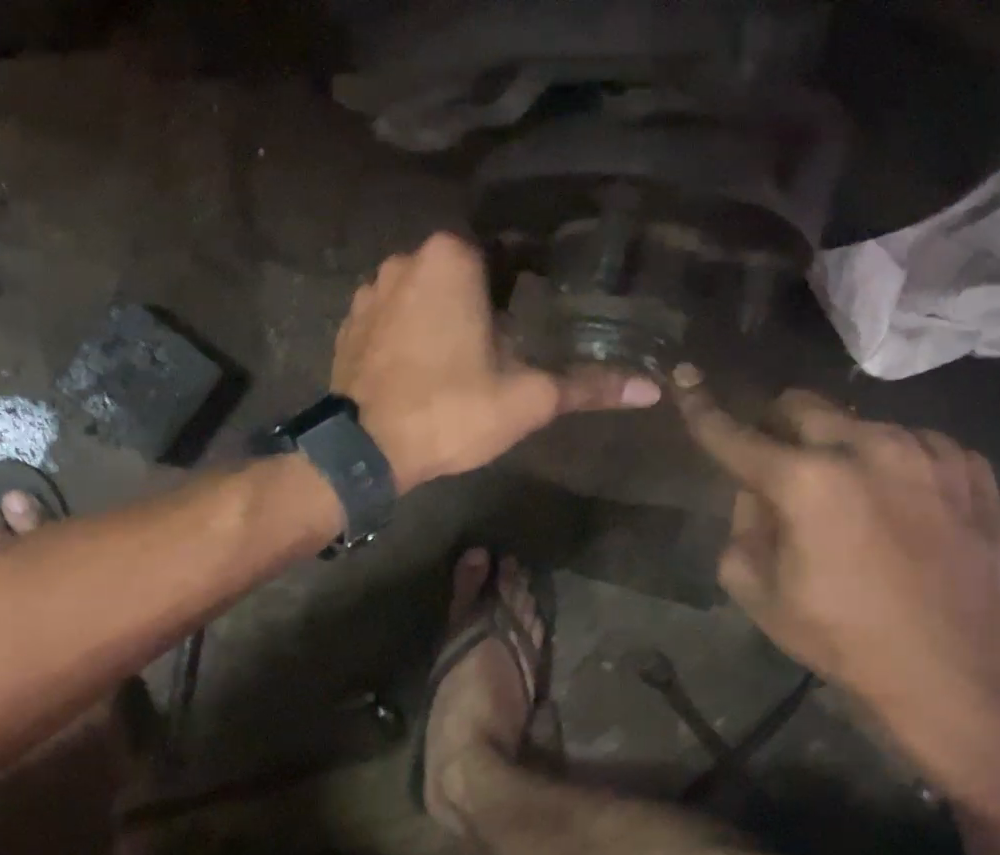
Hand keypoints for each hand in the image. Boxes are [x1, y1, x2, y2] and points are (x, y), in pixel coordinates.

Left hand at [332, 234, 660, 491]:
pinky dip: (407, 335)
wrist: (365, 452)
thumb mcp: (527, 399)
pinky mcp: (348, 323)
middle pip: (462, 273)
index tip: (535, 321)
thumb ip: (587, 385)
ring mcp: (369, 290)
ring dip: (441, 318)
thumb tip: (651, 389)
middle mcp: (405, 258)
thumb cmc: (450, 412)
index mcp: (452, 257)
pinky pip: (390, 318)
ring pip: (423, 294)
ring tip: (460, 362)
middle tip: (502, 348)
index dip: (524, 289)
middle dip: (481, 303)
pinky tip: (420, 369)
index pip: (506, 256)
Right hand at [679, 385, 999, 789]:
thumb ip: (742, 528)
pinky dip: (895, 466)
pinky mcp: (973, 470)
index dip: (702, 410)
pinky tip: (902, 510)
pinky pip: (918, 446)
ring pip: (863, 424)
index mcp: (805, 481)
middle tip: (779, 464)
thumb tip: (756, 495)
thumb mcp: (760, 592)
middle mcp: (868, 448)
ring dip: (841, 448)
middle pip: (803, 406)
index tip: (683, 383)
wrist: (957, 672)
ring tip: (852, 500)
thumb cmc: (844, 637)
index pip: (735, 435)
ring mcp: (929, 453)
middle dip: (778, 426)